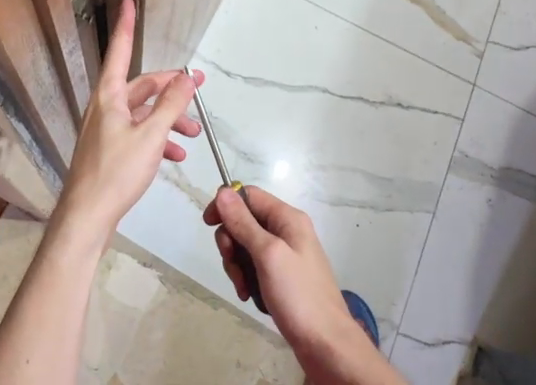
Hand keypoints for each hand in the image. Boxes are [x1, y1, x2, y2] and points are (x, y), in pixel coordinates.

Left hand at [53, 0, 201, 241]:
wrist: (87, 216)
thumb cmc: (116, 172)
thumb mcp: (151, 136)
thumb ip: (171, 105)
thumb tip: (187, 77)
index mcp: (109, 95)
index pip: (121, 50)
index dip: (127, 24)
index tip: (128, 0)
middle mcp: (105, 106)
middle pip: (141, 86)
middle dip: (171, 89)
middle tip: (199, 90)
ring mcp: (106, 129)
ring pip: (143, 112)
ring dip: (168, 118)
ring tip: (193, 133)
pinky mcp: (110, 150)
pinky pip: (139, 134)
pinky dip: (158, 140)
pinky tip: (176, 156)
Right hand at [206, 186, 388, 380]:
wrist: (326, 344)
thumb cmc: (298, 295)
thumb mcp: (268, 254)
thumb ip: (244, 223)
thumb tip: (223, 191)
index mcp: (287, 218)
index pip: (248, 195)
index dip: (226, 205)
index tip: (208, 224)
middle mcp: (286, 231)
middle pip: (244, 222)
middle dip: (232, 243)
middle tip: (233, 265)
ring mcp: (285, 255)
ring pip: (246, 247)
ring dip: (238, 266)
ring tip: (244, 288)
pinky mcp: (282, 277)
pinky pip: (254, 268)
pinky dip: (247, 279)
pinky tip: (250, 296)